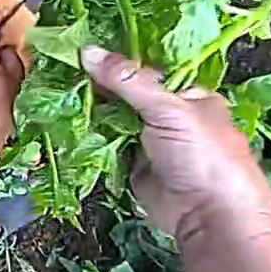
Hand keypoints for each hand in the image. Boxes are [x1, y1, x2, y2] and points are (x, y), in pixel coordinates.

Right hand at [80, 45, 270, 245]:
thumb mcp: (169, 109)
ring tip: (60, 91)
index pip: (148, 70)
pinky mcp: (134, 164)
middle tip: (66, 70)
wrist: (211, 220)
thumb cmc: (204, 157)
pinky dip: (91, 135)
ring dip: (92, 109)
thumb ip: (128, 81)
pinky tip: (66, 119)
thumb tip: (87, 51)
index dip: (119, 61)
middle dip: (101, 85)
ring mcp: (150, 141)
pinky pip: (108, 144)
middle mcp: (169, 115)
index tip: (85, 51)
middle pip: (127, 94)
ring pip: (115, 118)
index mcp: (188, 95)